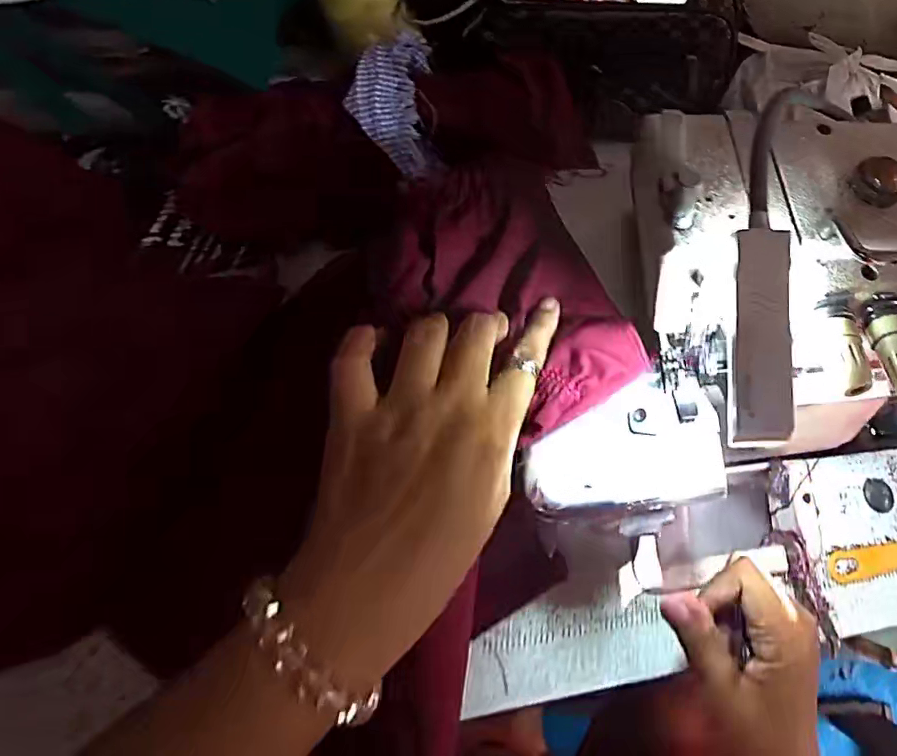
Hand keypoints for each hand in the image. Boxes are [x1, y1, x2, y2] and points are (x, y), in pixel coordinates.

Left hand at [277, 299, 560, 690]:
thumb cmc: (444, 553)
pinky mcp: (350, 416)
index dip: (539, 327)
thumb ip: (501, 440)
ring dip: (438, 327)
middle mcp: (451, 404)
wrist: (363, 592)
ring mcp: (398, 406)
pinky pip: (351, 359)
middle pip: (476, 331)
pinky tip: (374, 339)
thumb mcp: (497, 494)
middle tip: (487, 333)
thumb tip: (501, 404)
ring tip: (438, 338)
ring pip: (424, 332)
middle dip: (487, 323)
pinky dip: (362, 340)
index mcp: (493, 427)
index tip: (546, 305)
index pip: (526, 360)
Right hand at [660, 558, 821, 755]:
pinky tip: (735, 658)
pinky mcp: (793, 632)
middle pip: (747, 578)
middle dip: (719, 606)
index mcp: (787, 622)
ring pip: (749, 591)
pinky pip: (759, 608)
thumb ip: (699, 638)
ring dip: (726, 618)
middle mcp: (798, 612)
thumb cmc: (758, 738)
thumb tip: (672, 598)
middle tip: (709, 648)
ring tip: (722, 658)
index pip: (742, 571)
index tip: (697, 628)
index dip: (712, 593)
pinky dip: (738, 625)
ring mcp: (798, 621)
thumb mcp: (722, 690)